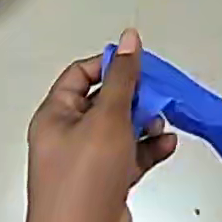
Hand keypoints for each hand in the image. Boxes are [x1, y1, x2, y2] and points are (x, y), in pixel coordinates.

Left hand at [26, 28, 177, 221]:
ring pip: (121, 127)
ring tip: (160, 122)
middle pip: (105, 99)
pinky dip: (149, 148)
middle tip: (155, 93)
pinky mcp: (106, 183)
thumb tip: (130, 38)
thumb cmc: (84, 181)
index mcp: (56, 115)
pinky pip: (130, 155)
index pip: (82, 73)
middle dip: (134, 96)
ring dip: (145, 122)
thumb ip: (123, 77)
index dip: (109, 64)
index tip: (136, 63)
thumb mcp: (107, 118)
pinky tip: (166, 144)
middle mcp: (68, 136)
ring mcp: (88, 162)